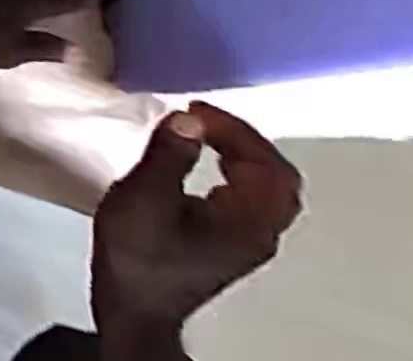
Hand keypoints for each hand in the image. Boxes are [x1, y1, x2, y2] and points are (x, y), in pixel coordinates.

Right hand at [91, 103, 303, 353]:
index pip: (268, 167)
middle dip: (243, 139)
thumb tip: (188, 116)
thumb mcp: (143, 196)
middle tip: (199, 115)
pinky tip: (201, 162)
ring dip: (240, 153)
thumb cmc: (137, 249)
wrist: (134, 302)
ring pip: (267, 188)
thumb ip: (167, 156)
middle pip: (278, 178)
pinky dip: (234, 169)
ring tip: (199, 130)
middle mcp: (261, 231)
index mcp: (248, 221)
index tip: (193, 108)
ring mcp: (249, 240)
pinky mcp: (230, 242)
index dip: (237, 131)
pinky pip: (250, 197)